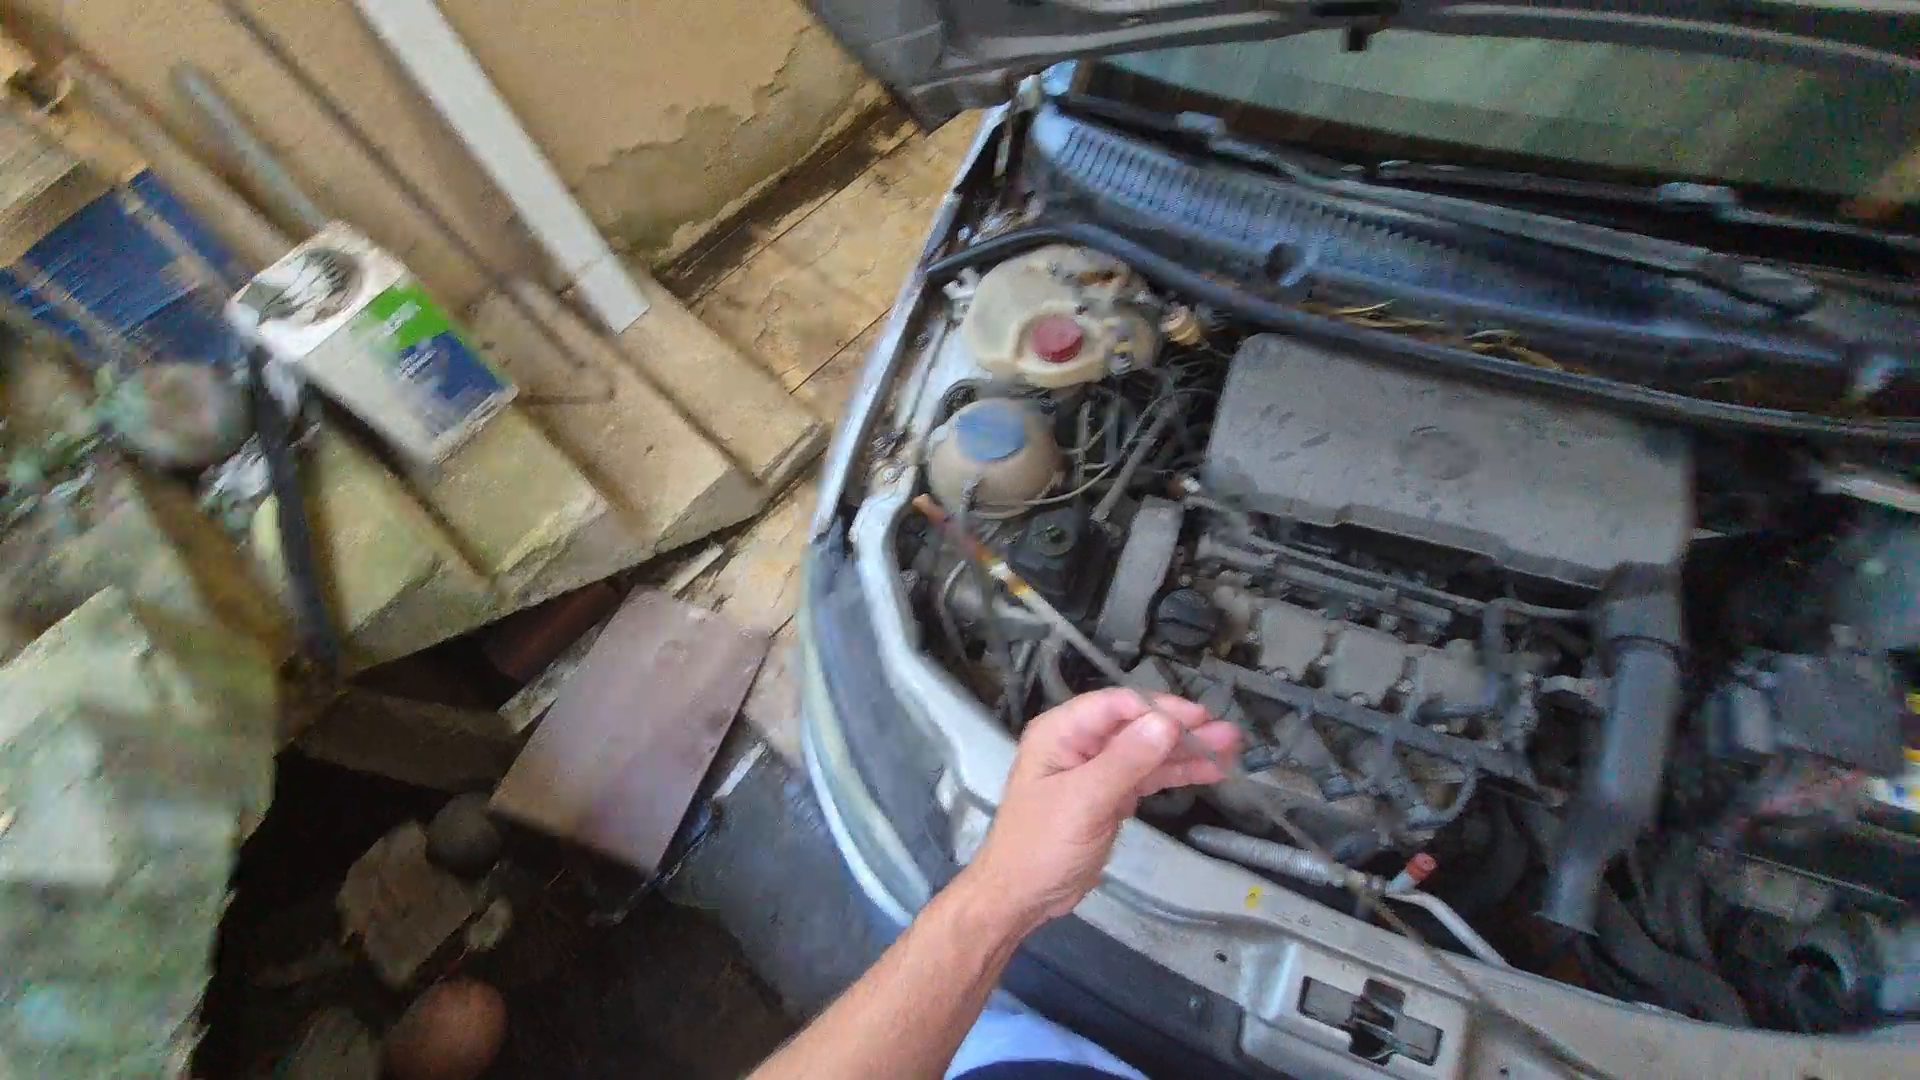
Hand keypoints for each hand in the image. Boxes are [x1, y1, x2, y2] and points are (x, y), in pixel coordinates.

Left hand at [957, 688, 1241, 935]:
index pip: (1115, 705)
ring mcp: (1096, 767)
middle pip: (1136, 725)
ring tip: (1231, 748)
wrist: (1022, 896)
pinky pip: (1147, 775)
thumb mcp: (1084, 801)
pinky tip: (1209, 771)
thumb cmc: (1041, 844)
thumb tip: (1166, 722)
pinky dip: (1176, 772)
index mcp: (1061, 731)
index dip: (1158, 708)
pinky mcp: (1110, 794)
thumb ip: (1125, 761)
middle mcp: (1079, 742)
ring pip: (1147, 750)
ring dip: (1186, 750)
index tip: (1198, 719)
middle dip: (1180, 727)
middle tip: (1227, 734)